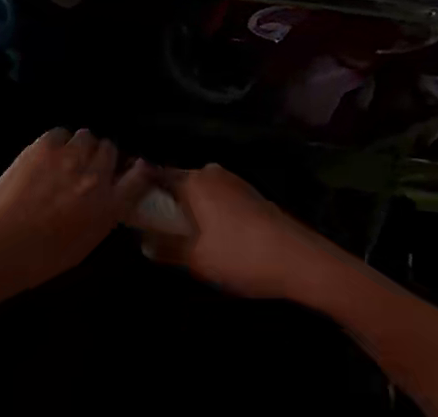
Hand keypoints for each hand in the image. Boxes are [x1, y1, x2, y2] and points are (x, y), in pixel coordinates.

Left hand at [0, 129, 150, 302]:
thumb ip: (101, 214)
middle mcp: (95, 177)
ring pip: (86, 136)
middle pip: (109, 149)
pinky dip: (57, 141)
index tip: (131, 168)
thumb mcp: (87, 240)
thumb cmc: (45, 255)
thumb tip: (102, 199)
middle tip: (88, 164)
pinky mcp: (44, 145)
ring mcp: (69, 157)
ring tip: (67, 157)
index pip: (139, 178)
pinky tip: (48, 153)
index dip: (137, 170)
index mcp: (109, 207)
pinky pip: (59, 133)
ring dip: (81, 145)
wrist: (6, 240)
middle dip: (101, 155)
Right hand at [140, 164, 355, 301]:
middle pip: (178, 180)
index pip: (155, 175)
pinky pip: (220, 195)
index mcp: (192, 181)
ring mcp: (235, 181)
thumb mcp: (197, 259)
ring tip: (184, 229)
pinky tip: (215, 231)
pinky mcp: (253, 195)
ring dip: (190, 204)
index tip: (131, 203)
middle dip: (166, 198)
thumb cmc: (243, 257)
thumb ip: (166, 249)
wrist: (306, 264)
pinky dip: (211, 208)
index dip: (141, 188)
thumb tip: (143, 243)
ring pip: (201, 188)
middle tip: (156, 222)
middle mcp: (210, 172)